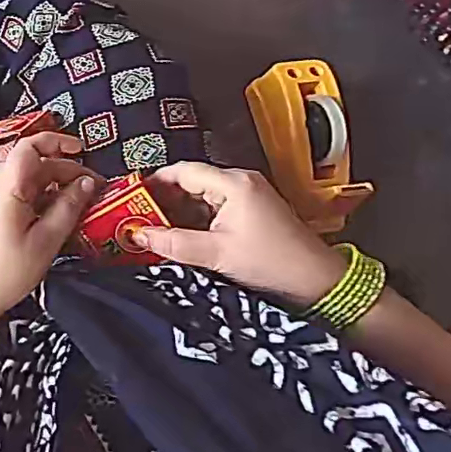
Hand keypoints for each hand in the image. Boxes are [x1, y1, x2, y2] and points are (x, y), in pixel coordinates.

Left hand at [0, 132, 96, 321]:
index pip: (30, 146)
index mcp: (10, 187)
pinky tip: (64, 217)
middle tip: (96, 189)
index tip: (82, 150)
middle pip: (37, 164)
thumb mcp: (45, 241)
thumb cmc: (6, 271)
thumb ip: (68, 208)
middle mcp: (2, 188)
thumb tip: (87, 182)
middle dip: (68, 170)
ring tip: (85, 204)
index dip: (57, 142)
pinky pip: (27, 197)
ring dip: (60, 187)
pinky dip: (48, 200)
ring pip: (34, 181)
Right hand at [134, 162, 345, 308]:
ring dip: (177, 211)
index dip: (154, 182)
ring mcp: (246, 194)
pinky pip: (213, 207)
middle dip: (163, 199)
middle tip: (138, 215)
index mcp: (233, 183)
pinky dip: (194, 218)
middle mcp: (240, 181)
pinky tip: (179, 235)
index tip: (133, 195)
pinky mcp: (249, 209)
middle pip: (190, 181)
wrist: (317, 281)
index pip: (183, 171)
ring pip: (200, 195)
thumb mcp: (217, 254)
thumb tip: (140, 236)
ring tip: (153, 228)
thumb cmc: (275, 262)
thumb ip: (174, 244)